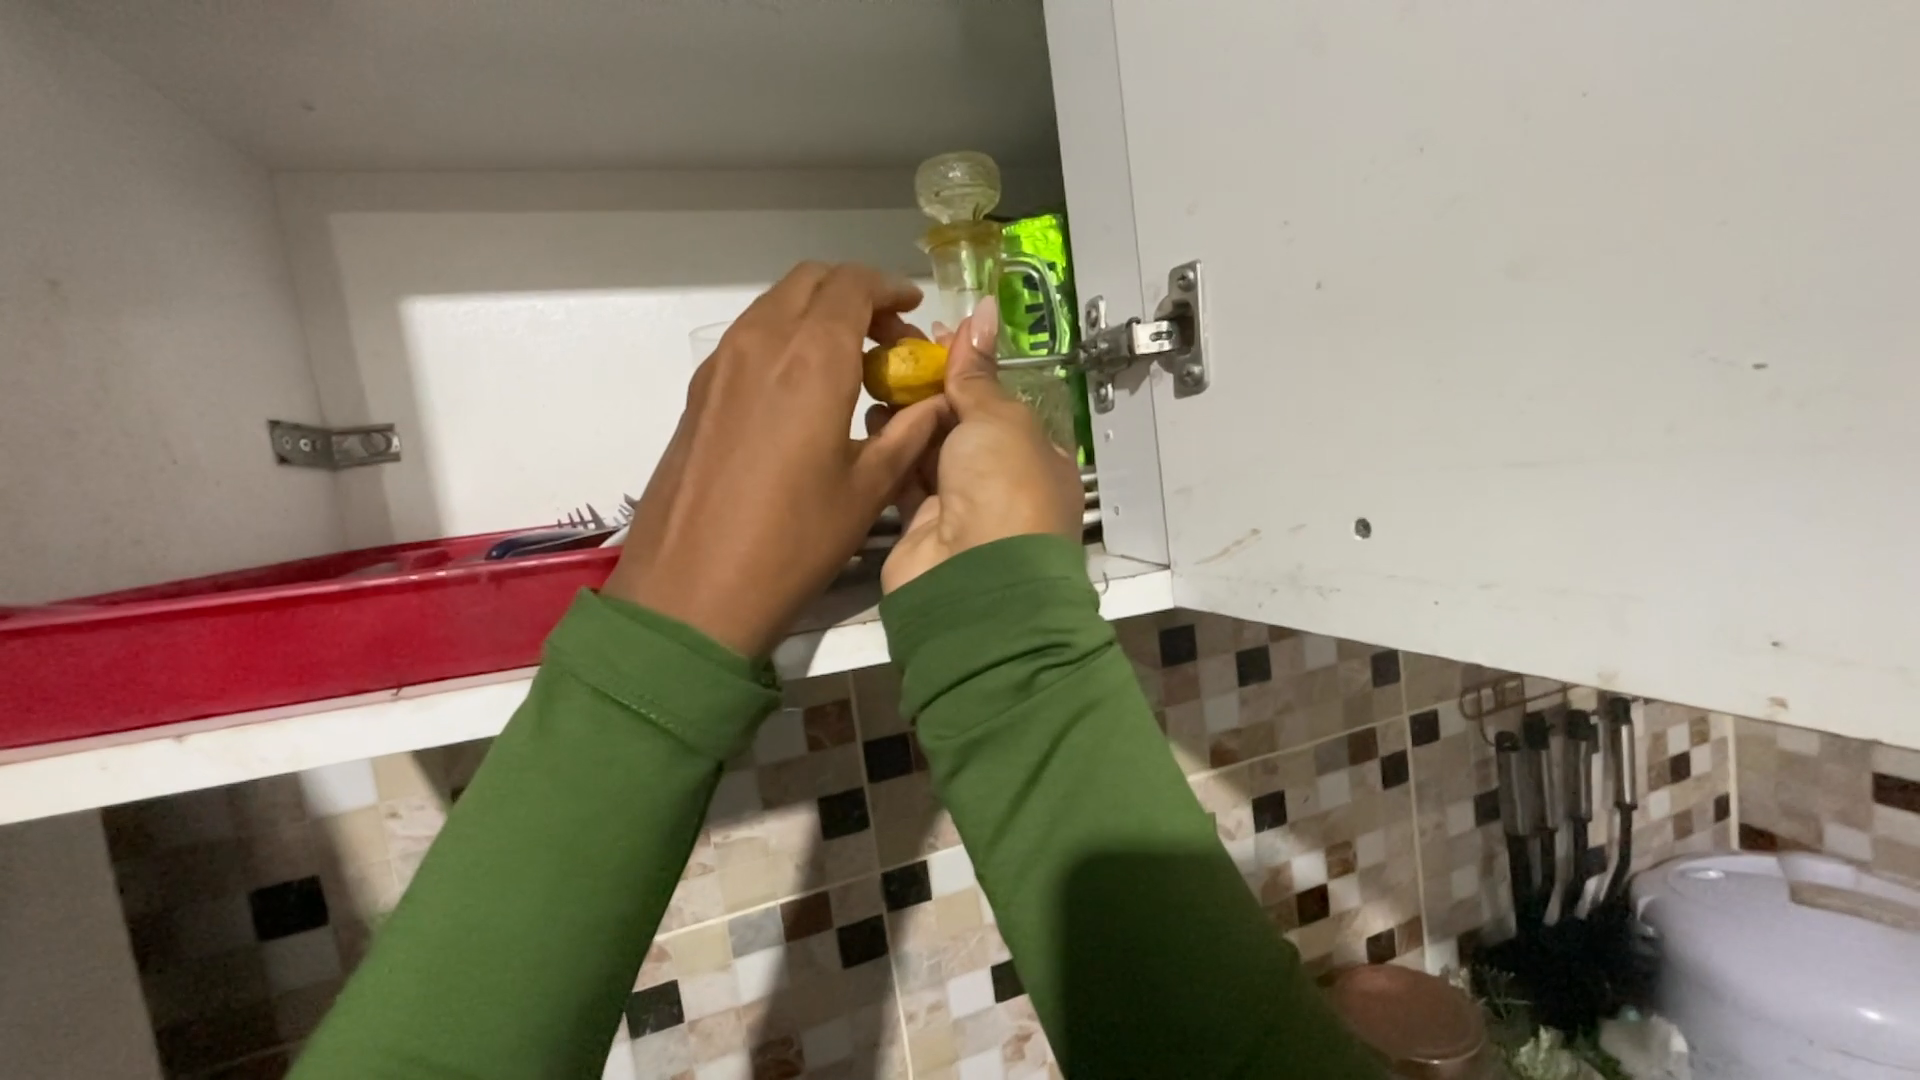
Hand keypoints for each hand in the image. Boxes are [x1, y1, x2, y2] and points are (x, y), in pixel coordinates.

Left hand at [604, 263, 948, 656]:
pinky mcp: (699, 393)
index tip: (913, 310)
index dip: (889, 288)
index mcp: (811, 358)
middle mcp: (761, 343)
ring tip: (851, 365)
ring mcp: (721, 365)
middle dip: (855, 295)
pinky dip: (786, 340)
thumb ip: (910, 432)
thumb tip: (940, 402)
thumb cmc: (793, 541)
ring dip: (818, 315)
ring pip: (775, 306)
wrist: (692, 591)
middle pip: (810, 282)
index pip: (853, 284)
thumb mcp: (867, 489)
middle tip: (887, 340)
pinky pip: (750, 339)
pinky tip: (805, 392)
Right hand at [869, 296, 1084, 593]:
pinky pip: (905, 480)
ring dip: (907, 417)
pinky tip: (872, 418)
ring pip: (930, 452)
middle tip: (894, 348)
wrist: (975, 578)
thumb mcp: (999, 419)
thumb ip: (979, 372)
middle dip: (932, 389)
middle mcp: (1001, 482)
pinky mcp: (921, 529)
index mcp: (1036, 456)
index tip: (938, 336)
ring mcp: (960, 509)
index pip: (999, 403)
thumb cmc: (1005, 487)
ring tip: (877, 375)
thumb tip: (983, 312)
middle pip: (962, 426)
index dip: (971, 369)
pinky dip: (891, 452)